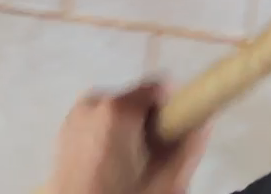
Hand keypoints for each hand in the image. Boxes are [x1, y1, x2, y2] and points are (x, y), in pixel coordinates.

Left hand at [47, 83, 208, 193]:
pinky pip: (99, 120)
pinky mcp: (65, 128)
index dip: (173, 110)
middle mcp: (94, 99)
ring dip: (130, 131)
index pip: (160, 87)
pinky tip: (110, 168)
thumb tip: (205, 122)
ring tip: (130, 168)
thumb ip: (188, 149)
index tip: (176, 136)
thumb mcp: (163, 185)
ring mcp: (76, 113)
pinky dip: (110, 136)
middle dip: (151, 124)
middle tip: (152, 161)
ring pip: (119, 111)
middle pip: (139, 100)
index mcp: (118, 107)